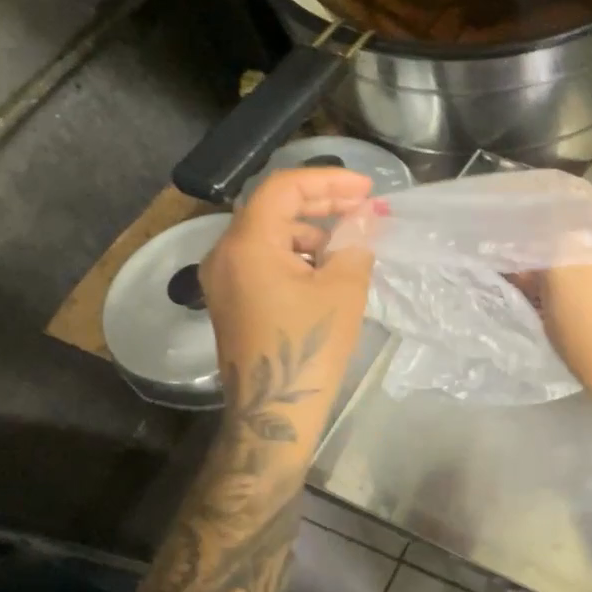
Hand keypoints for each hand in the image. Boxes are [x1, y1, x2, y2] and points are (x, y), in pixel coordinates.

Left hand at [198, 168, 375, 396]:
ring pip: (270, 234)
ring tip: (352, 240)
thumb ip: (354, 244)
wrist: (274, 410)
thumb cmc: (309, 345)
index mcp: (247, 244)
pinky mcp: (233, 299)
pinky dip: (298, 253)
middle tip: (364, 205)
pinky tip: (329, 268)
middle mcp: (225, 254)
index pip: (284, 188)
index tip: (366, 189)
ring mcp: (225, 279)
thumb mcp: (343, 288)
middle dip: (322, 201)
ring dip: (312, 228)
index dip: (328, 181)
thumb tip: (362, 223)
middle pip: (273, 208)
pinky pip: (265, 259)